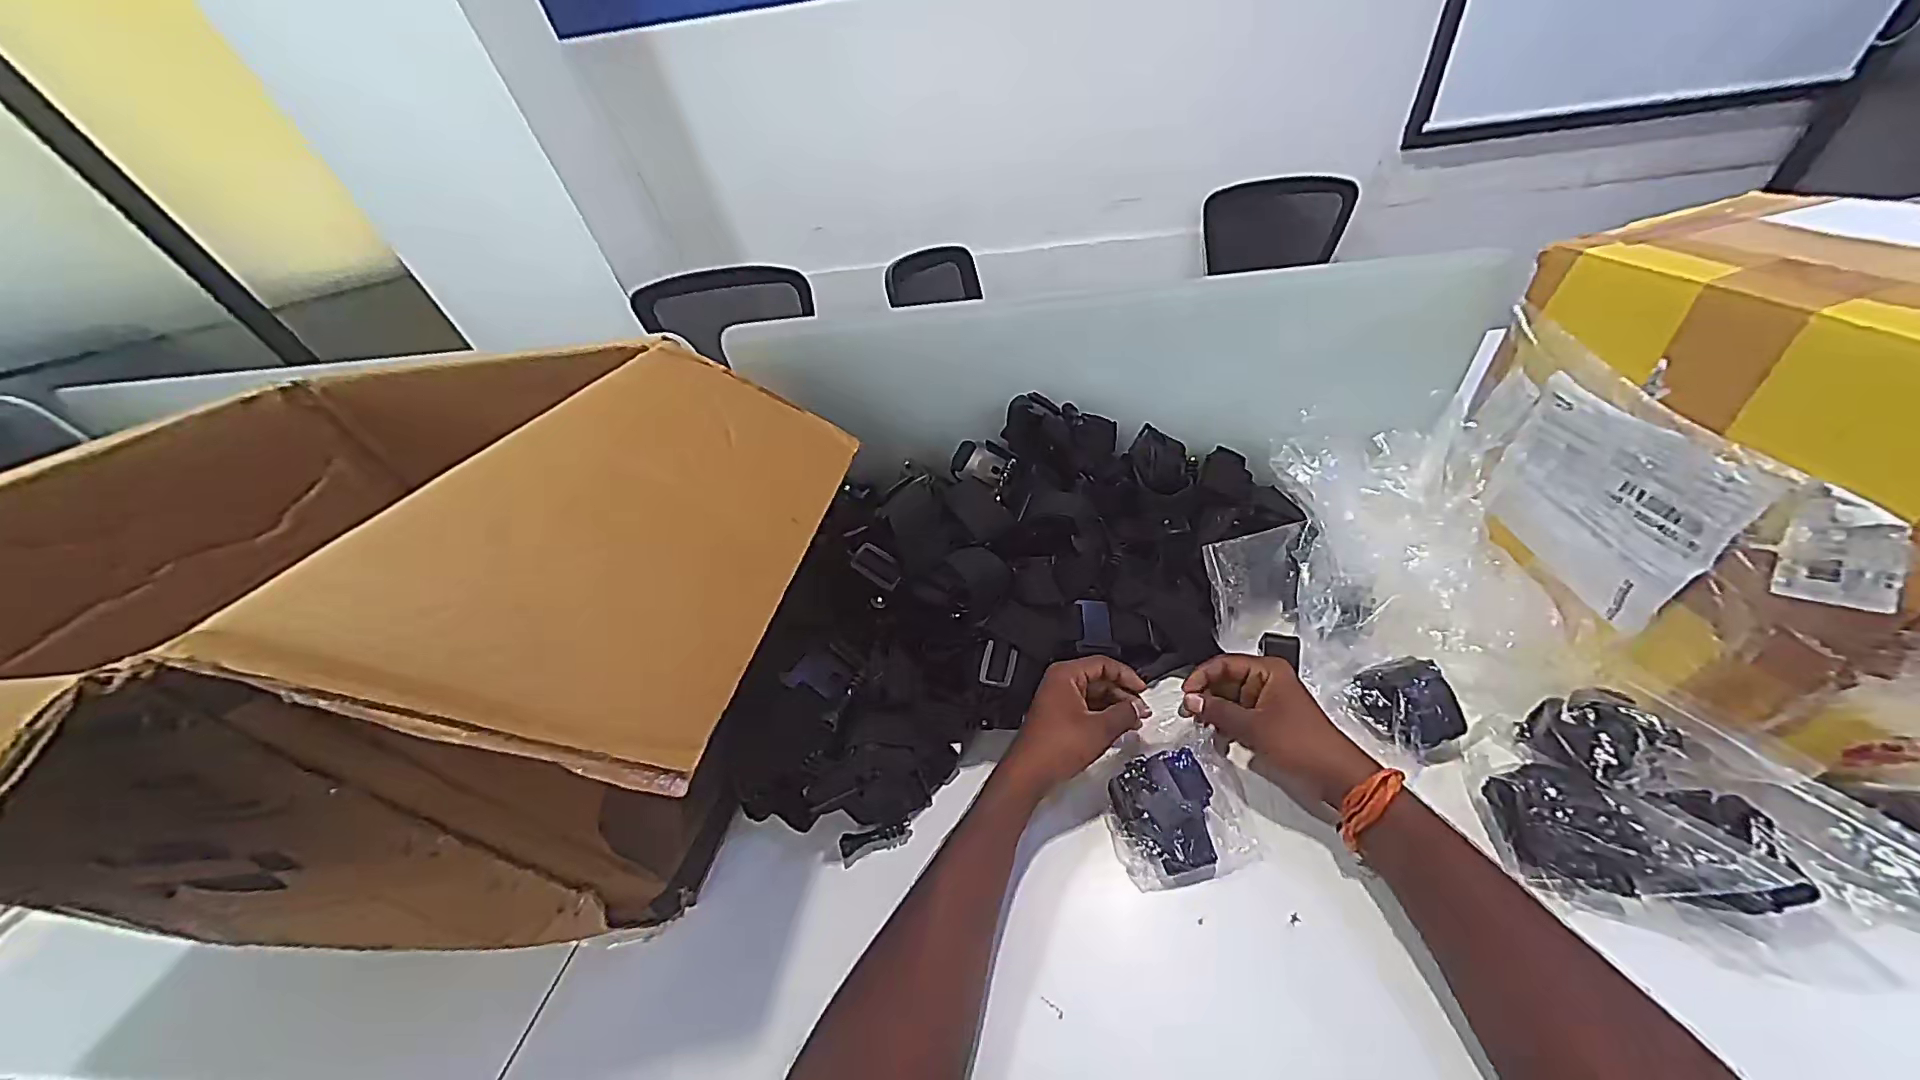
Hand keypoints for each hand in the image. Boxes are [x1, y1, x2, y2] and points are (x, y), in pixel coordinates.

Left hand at [997, 657, 1149, 800]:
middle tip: (1140, 709)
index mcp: (1065, 675)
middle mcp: (1059, 683)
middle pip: (1099, 679)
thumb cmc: (1053, 748)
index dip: (1127, 676)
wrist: (1030, 771)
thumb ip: (1124, 713)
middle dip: (1122, 694)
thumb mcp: (1100, 728)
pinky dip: (1102, 716)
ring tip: (1132, 721)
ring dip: (1114, 707)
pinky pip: (1086, 708)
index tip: (1142, 689)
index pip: (1103, 664)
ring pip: (1094, 695)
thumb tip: (1136, 707)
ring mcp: (1057, 700)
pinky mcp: (1058, 716)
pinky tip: (1116, 729)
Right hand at [1181, 654, 1379, 809]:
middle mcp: (1267, 682)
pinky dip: (1227, 727)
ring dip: (1215, 715)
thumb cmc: (1302, 744)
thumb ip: (1218, 711)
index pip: (1223, 664)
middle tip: (1190, 714)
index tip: (1186, 695)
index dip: (1201, 677)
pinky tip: (1220, 741)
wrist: (1335, 776)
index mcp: (1268, 671)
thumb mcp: (1253, 726)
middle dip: (1206, 698)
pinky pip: (1239, 717)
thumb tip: (1192, 700)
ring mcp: (1267, 702)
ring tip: (1205, 729)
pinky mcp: (1268, 721)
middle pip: (1225, 681)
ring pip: (1229, 701)